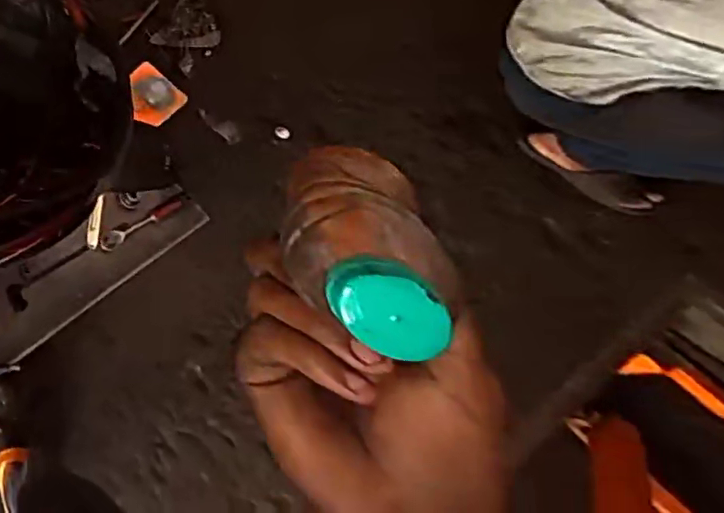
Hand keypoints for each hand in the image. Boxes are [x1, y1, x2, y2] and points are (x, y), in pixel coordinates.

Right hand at [236, 239, 507, 512]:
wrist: (415, 507)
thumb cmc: (446, 446)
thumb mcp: (464, 373)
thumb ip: (443, 314)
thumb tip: (420, 262)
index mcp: (346, 301)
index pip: (308, 246)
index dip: (314, 238)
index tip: (343, 251)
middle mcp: (306, 310)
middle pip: (269, 256)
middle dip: (301, 273)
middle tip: (346, 307)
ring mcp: (279, 337)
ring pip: (265, 292)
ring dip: (317, 323)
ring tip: (367, 367)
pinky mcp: (259, 367)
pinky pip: (263, 337)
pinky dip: (306, 356)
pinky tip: (346, 387)